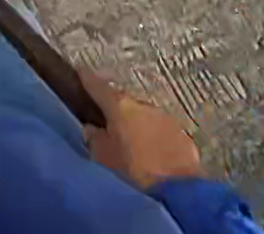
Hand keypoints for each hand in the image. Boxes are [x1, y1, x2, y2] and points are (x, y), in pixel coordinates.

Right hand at [82, 71, 204, 189]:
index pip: (96, 84)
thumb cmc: (134, 170)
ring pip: (144, 115)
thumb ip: (93, 138)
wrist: (181, 192)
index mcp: (117, 104)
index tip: (80, 72)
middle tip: (109, 123)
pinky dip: (156, 138)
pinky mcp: (183, 136)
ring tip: (134, 142)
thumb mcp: (102, 156)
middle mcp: (141, 104)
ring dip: (137, 124)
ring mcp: (165, 118)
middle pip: (122, 101)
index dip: (85, 77)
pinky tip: (155, 153)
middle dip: (115, 109)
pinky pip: (163, 132)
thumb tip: (91, 129)